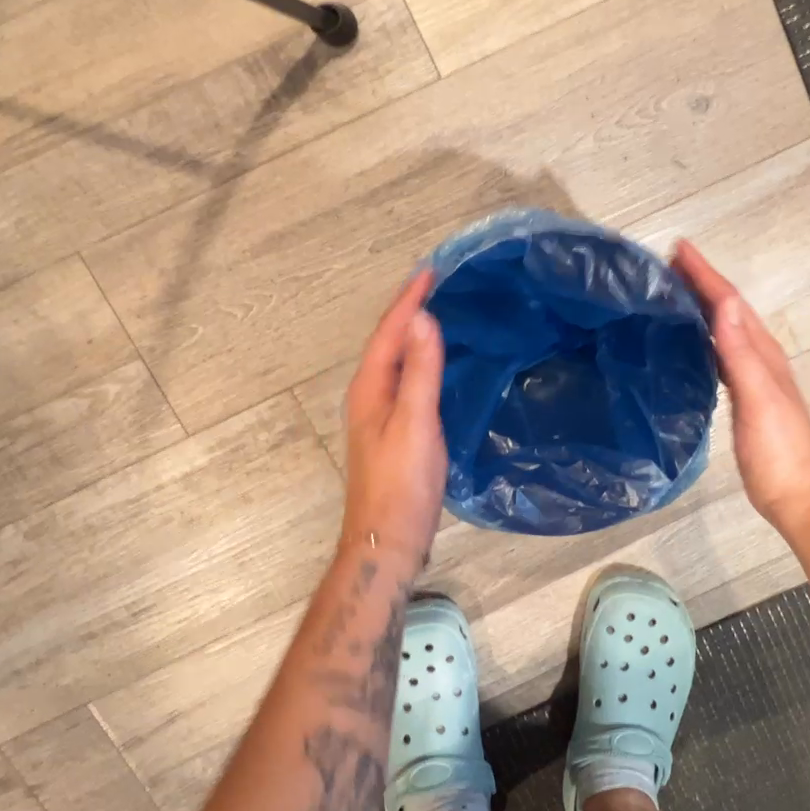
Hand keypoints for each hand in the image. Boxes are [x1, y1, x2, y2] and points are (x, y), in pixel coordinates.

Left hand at [341, 270, 447, 567]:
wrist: (388, 540)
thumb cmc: (402, 484)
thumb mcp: (415, 423)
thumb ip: (420, 371)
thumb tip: (422, 317)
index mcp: (370, 388)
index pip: (390, 331)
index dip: (409, 299)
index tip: (432, 270)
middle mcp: (369, 396)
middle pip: (388, 342)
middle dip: (409, 310)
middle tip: (438, 282)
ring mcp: (379, 415)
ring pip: (396, 361)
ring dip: (414, 334)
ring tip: (439, 311)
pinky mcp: (394, 431)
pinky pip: (406, 380)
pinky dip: (421, 361)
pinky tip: (440, 364)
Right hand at [672, 241, 809, 534]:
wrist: (797, 495)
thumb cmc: (778, 450)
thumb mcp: (759, 398)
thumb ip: (742, 353)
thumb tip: (725, 303)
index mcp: (762, 353)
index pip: (730, 303)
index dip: (705, 274)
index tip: (677, 248)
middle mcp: (758, 357)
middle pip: (727, 310)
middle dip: (700, 282)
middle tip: (666, 263)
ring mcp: (752, 377)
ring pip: (723, 329)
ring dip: (700, 306)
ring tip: (671, 291)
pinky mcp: (742, 397)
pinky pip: (718, 353)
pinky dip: (702, 338)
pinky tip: (686, 344)